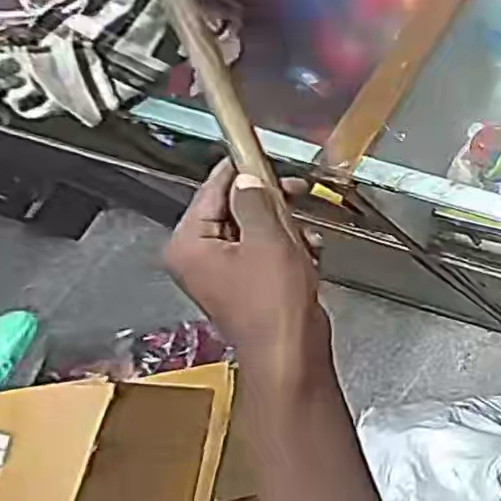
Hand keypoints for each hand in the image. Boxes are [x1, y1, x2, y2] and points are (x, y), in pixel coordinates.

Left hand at [164, 160, 328, 375]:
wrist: (291, 349)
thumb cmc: (273, 299)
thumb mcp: (267, 239)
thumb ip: (255, 202)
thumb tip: (247, 178)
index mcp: (190, 244)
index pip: (212, 192)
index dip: (239, 170)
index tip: (257, 151)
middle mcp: (200, 257)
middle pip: (235, 210)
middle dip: (271, 203)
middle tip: (297, 190)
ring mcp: (225, 272)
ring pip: (256, 230)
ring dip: (286, 228)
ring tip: (306, 235)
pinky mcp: (249, 284)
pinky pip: (267, 252)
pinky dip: (289, 248)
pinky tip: (310, 253)